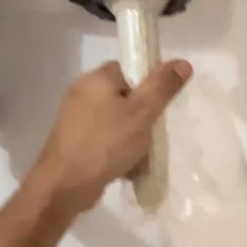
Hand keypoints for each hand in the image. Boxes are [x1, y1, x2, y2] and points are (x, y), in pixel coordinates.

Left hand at [29, 60, 191, 210]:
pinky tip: (126, 167)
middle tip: (151, 133)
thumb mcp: (141, 113)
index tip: (159, 106)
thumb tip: (182, 62)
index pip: (129, 69)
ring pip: (115, 120)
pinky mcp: (73, 140)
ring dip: (131, 137)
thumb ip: (162, 87)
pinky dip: (116, 149)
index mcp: (96, 79)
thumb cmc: (106, 143)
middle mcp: (82, 93)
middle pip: (123, 97)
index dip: (148, 85)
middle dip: (141, 117)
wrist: (64, 185)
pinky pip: (103, 138)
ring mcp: (75, 118)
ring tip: (141, 155)